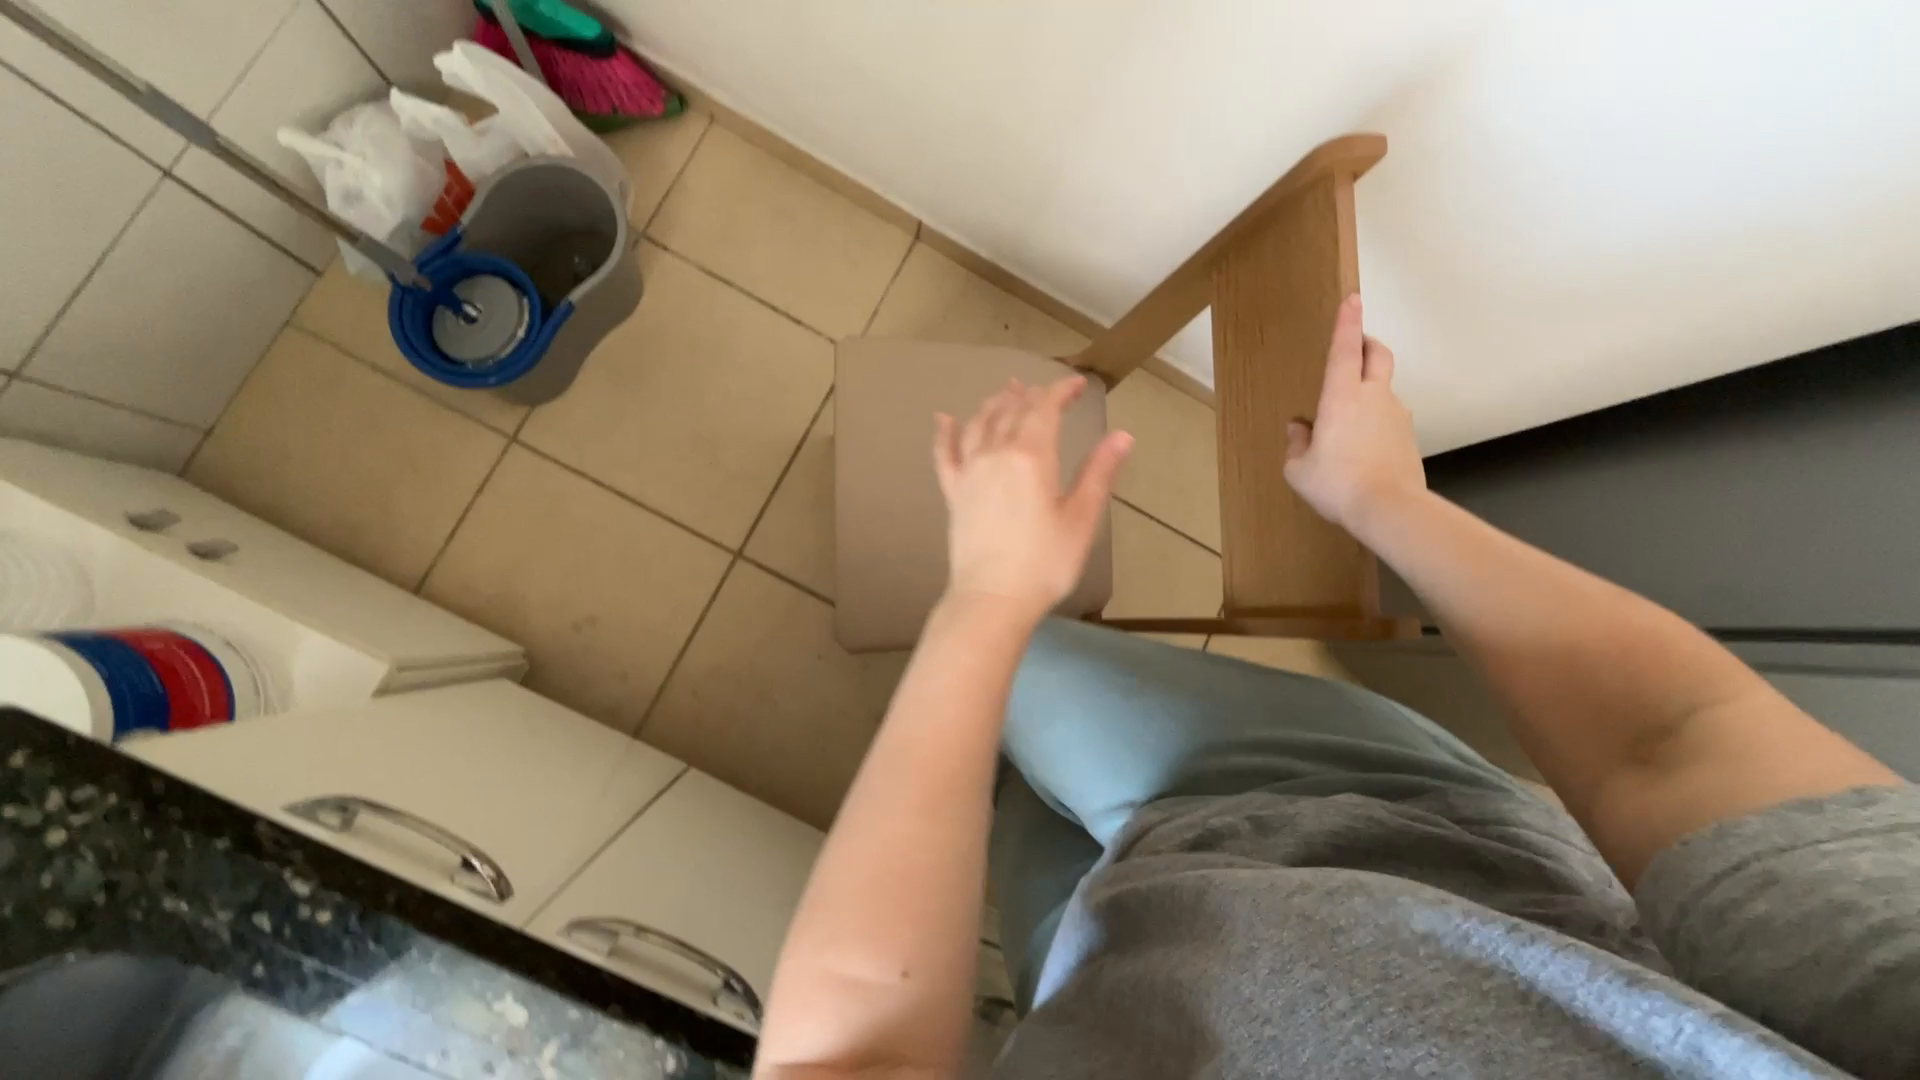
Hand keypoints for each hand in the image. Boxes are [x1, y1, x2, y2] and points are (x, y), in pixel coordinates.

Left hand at [933, 376, 1132, 621]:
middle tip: (1043, 389)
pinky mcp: (953, 494)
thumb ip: (1099, 473)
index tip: (1079, 384)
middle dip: (1030, 395)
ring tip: (1005, 393)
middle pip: (1011, 412)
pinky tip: (944, 419)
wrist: (992, 599)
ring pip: (979, 424)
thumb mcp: (1081, 519)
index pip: (1045, 408)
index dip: (1061, 390)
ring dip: (994, 404)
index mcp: (1030, 456)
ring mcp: (969, 473)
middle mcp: (995, 455)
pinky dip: (945, 433)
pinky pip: (945, 454)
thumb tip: (1122, 435)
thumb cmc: (1044, 563)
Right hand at [1284, 294, 1426, 530]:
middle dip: (1366, 343)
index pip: (1344, 349)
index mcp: (1341, 397)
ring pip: (1383, 389)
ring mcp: (1396, 415)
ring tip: (1345, 420)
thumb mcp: (1299, 469)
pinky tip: (1360, 448)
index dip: (1347, 322)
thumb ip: (1297, 443)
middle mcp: (1373, 397)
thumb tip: (1299, 428)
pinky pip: (1388, 418)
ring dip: (1367, 391)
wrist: (1389, 508)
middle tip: (1355, 345)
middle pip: (1377, 354)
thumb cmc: (1337, 484)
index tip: (1352, 298)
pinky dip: (1375, 421)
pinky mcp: (1408, 436)